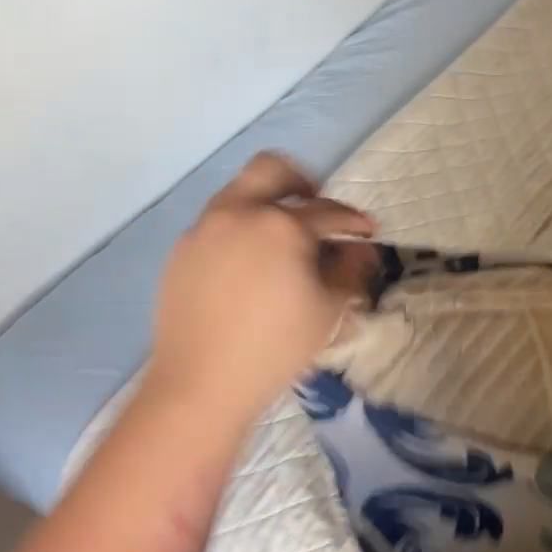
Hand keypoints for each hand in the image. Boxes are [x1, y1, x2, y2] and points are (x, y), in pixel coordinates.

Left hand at [145, 152, 377, 418]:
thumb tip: (359, 248)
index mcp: (280, 225)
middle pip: (271, 169)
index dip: (354, 220)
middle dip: (302, 181)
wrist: (201, 382)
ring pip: (239, 194)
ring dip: (267, 205)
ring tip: (284, 242)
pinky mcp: (182, 252)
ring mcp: (204, 229)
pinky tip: (251, 269)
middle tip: (317, 207)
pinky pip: (217, 226)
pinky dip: (241, 233)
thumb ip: (349, 269)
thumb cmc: (276, 347)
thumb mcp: (327, 310)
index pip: (328, 211)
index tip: (369, 231)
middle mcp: (238, 213)